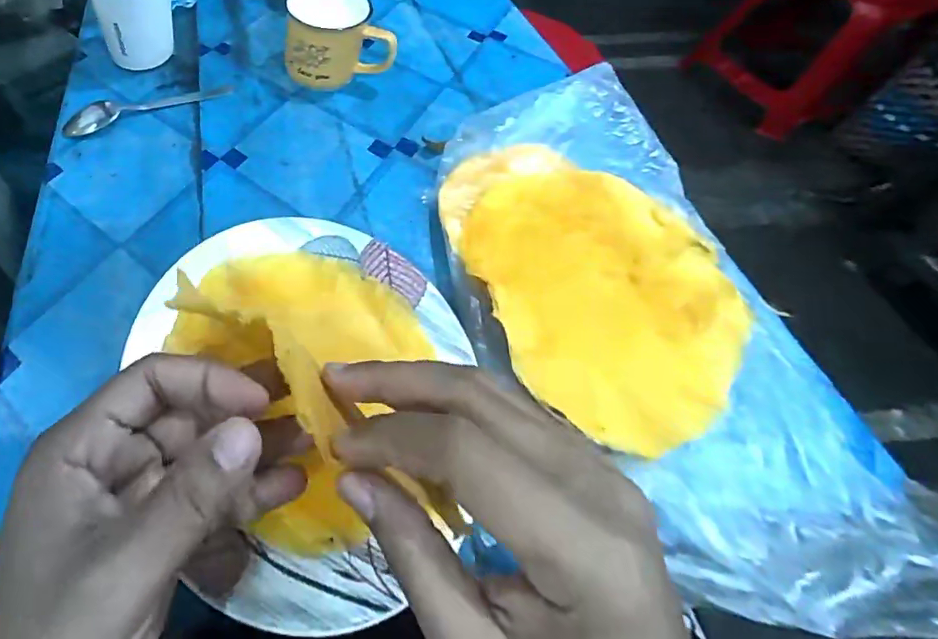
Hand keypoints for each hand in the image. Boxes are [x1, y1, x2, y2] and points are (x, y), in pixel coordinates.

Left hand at [0, 354, 307, 638]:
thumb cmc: (61, 631)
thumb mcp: (125, 564)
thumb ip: (189, 496)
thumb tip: (250, 427)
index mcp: (81, 447)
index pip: (148, 384)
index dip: (205, 380)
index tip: (259, 399)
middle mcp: (107, 462)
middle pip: (180, 419)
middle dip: (239, 415)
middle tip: (301, 407)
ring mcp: (131, 504)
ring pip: (197, 461)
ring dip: (249, 455)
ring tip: (307, 443)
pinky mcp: (152, 542)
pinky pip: (201, 506)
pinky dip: (241, 499)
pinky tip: (287, 487)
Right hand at [328, 361, 684, 638]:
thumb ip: (416, 560)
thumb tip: (353, 479)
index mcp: (583, 543)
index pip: (466, 450)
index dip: (391, 437)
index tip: (337, 447)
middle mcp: (598, 482)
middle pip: (480, 397)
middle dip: (398, 381)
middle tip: (336, 378)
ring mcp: (601, 464)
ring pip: (496, 388)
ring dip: (423, 380)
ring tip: (365, 383)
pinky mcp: (592, 461)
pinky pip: (513, 407)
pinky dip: (454, 397)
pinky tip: (417, 407)